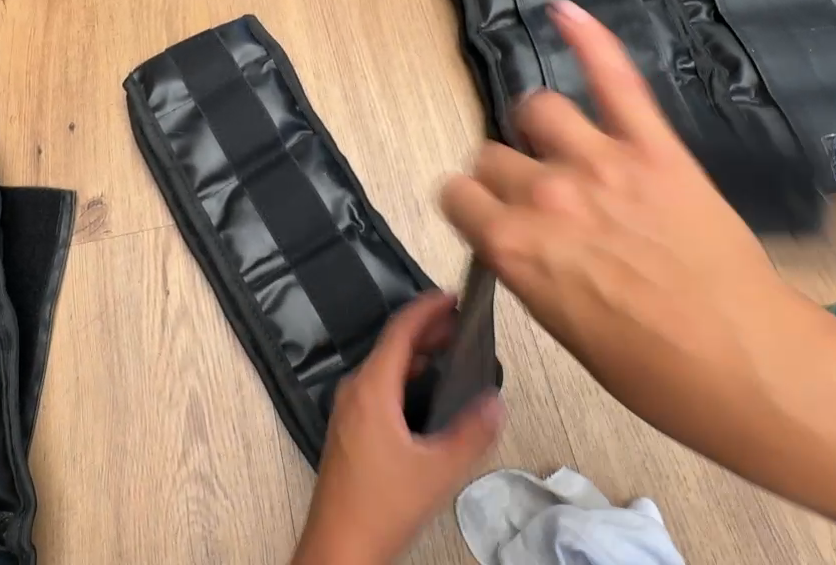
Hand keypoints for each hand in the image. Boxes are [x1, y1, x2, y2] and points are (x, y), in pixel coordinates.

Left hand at [290, 291, 503, 564]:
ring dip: (417, 353)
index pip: (400, 330)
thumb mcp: (437, 470)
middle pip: (392, 345)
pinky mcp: (350, 428)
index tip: (453, 296)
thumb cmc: (384, 504)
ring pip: (385, 366)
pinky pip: (379, 385)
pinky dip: (406, 375)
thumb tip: (496, 401)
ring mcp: (348, 408)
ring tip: (452, 351)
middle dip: (427, 329)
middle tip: (462, 322)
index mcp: (371, 387)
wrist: (338, 547)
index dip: (427, 309)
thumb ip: (471, 433)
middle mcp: (355, 389)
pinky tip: (428, 390)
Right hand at [439, 0, 823, 453]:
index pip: (455, 194)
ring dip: (538, 126)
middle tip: (534, 198)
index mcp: (512, 246)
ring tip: (558, 142)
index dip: (469, 205)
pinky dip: (589, 40)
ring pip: (537, 109)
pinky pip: (614, 79)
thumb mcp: (556, 323)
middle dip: (502, 174)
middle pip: (490, 154)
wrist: (744, 366)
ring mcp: (599, 162)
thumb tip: (514, 233)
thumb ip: (524, 262)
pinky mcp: (651, 147)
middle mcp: (543, 194)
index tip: (484, 214)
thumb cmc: (648, 368)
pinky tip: (565, 11)